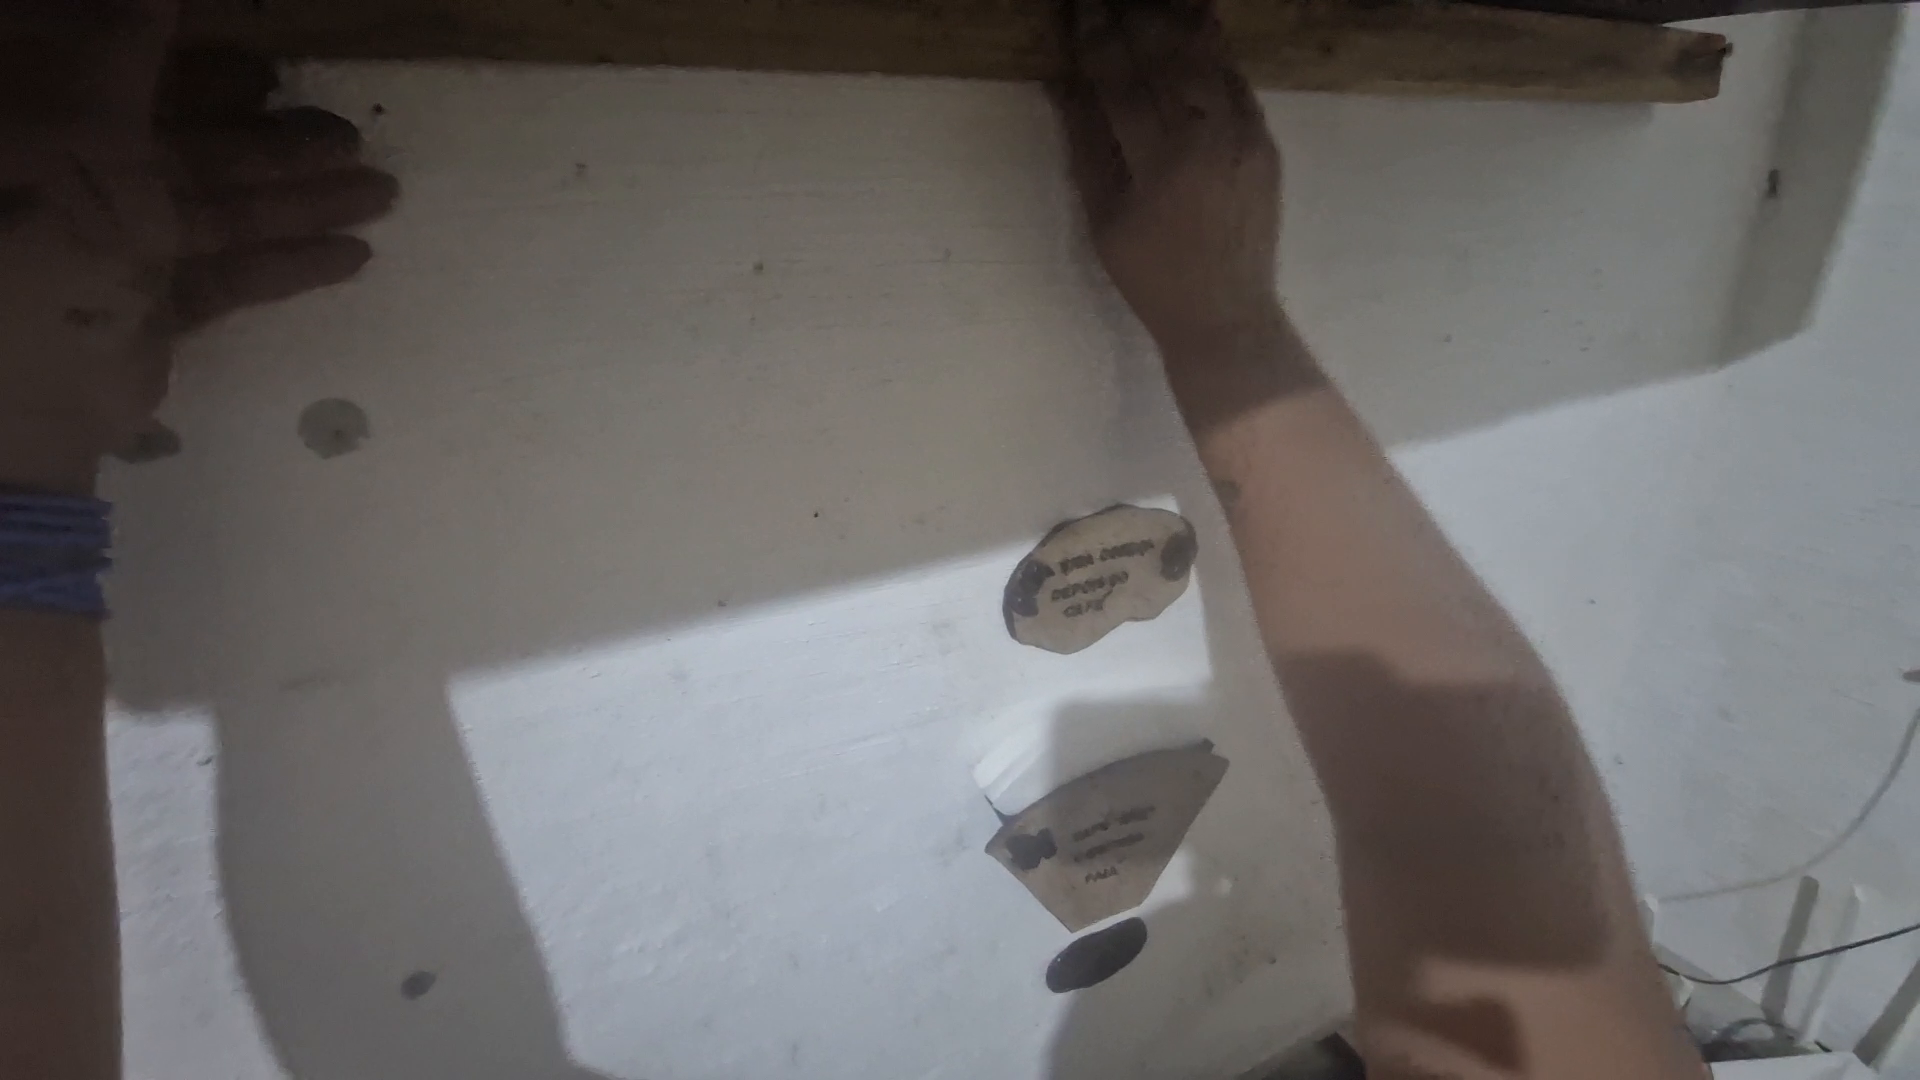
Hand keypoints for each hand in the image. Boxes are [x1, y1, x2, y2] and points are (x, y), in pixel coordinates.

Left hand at [0, 2, 395, 492]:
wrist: (10, 420)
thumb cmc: (24, 268)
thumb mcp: (73, 160)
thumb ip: (109, 75)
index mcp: (20, 134)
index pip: (94, 66)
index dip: (165, 45)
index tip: (248, 40)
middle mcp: (51, 178)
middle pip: (172, 142)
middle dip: (269, 141)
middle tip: (348, 133)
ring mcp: (98, 247)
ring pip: (213, 211)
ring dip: (302, 204)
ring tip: (382, 191)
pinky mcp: (143, 306)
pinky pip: (223, 274)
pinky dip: (288, 267)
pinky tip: (353, 255)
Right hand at [1056, 0, 1282, 357]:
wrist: (1224, 313)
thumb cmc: (1152, 279)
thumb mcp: (1106, 224)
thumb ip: (1087, 150)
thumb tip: (1064, 87)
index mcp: (1159, 163)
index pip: (1121, 82)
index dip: (1096, 39)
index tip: (1079, 7)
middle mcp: (1208, 136)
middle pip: (1167, 58)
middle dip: (1134, 17)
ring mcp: (1245, 136)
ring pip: (1208, 60)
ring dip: (1177, 21)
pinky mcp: (1266, 143)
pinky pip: (1238, 82)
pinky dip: (1215, 52)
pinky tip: (1198, 25)